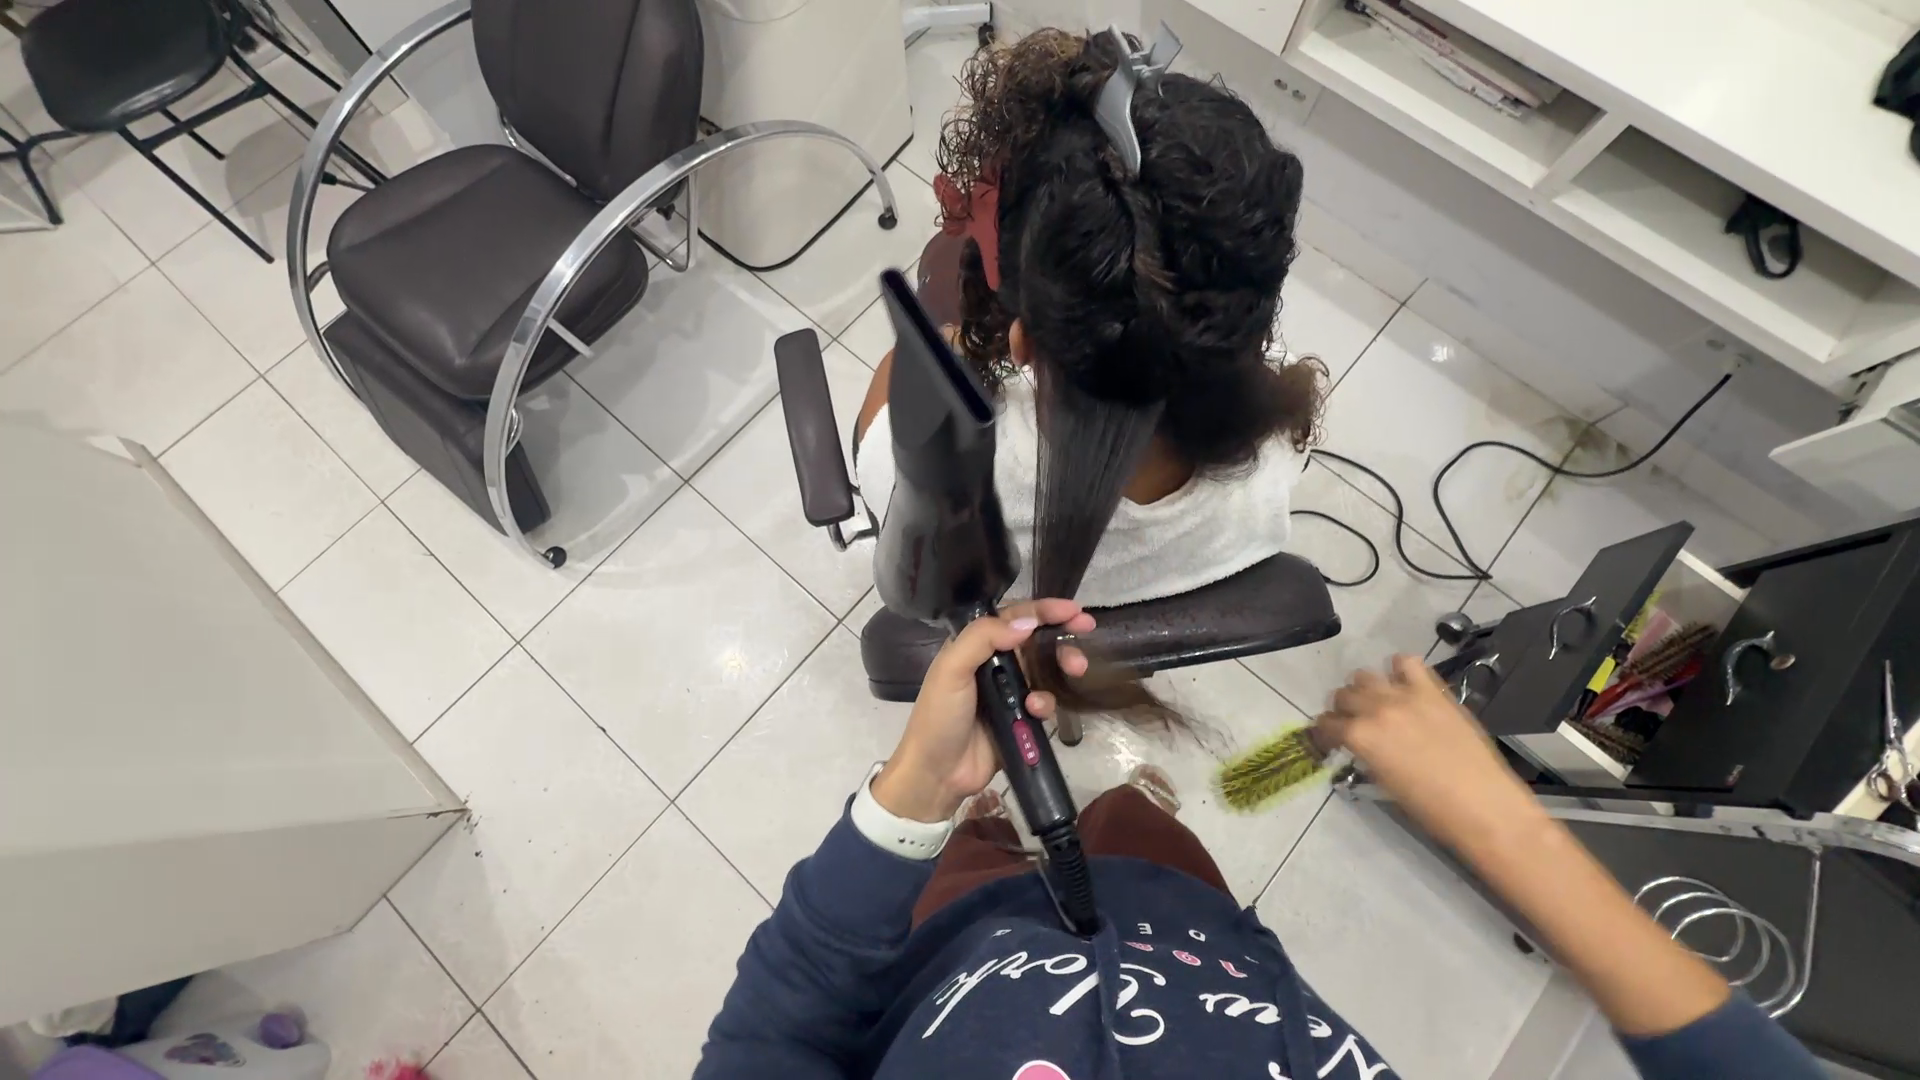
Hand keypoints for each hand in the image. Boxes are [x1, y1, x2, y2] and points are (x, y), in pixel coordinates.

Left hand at [871, 599, 1094, 822]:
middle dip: (1062, 634)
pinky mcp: (1020, 719)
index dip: (1043, 610)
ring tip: (1076, 669)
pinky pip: (1044, 702)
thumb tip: (1028, 623)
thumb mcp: (952, 669)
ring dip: (1061, 666)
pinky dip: (1046, 702)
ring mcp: (1009, 692)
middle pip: (1035, 640)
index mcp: (974, 645)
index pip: (1012, 617)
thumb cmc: (940, 715)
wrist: (938, 773)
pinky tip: (1037, 710)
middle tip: (1086, 629)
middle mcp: (993, 664)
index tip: (1073, 608)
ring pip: (1045, 670)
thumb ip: (983, 638)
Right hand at [1316, 655, 1543, 856]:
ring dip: (1365, 689)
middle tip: (1356, 723)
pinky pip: (1407, 662)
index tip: (1332, 741)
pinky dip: (1399, 669)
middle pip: (1342, 695)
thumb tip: (1358, 745)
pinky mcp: (1432, 691)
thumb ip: (1364, 754)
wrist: (1485, 807)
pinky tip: (1404, 685)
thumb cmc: (1430, 808)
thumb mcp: (1382, 783)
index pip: (1325, 724)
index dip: (1325, 733)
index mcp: (1359, 737)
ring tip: (1378, 704)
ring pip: (1365, 675)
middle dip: (1343, 710)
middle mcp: (1374, 710)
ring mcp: (1404, 696)